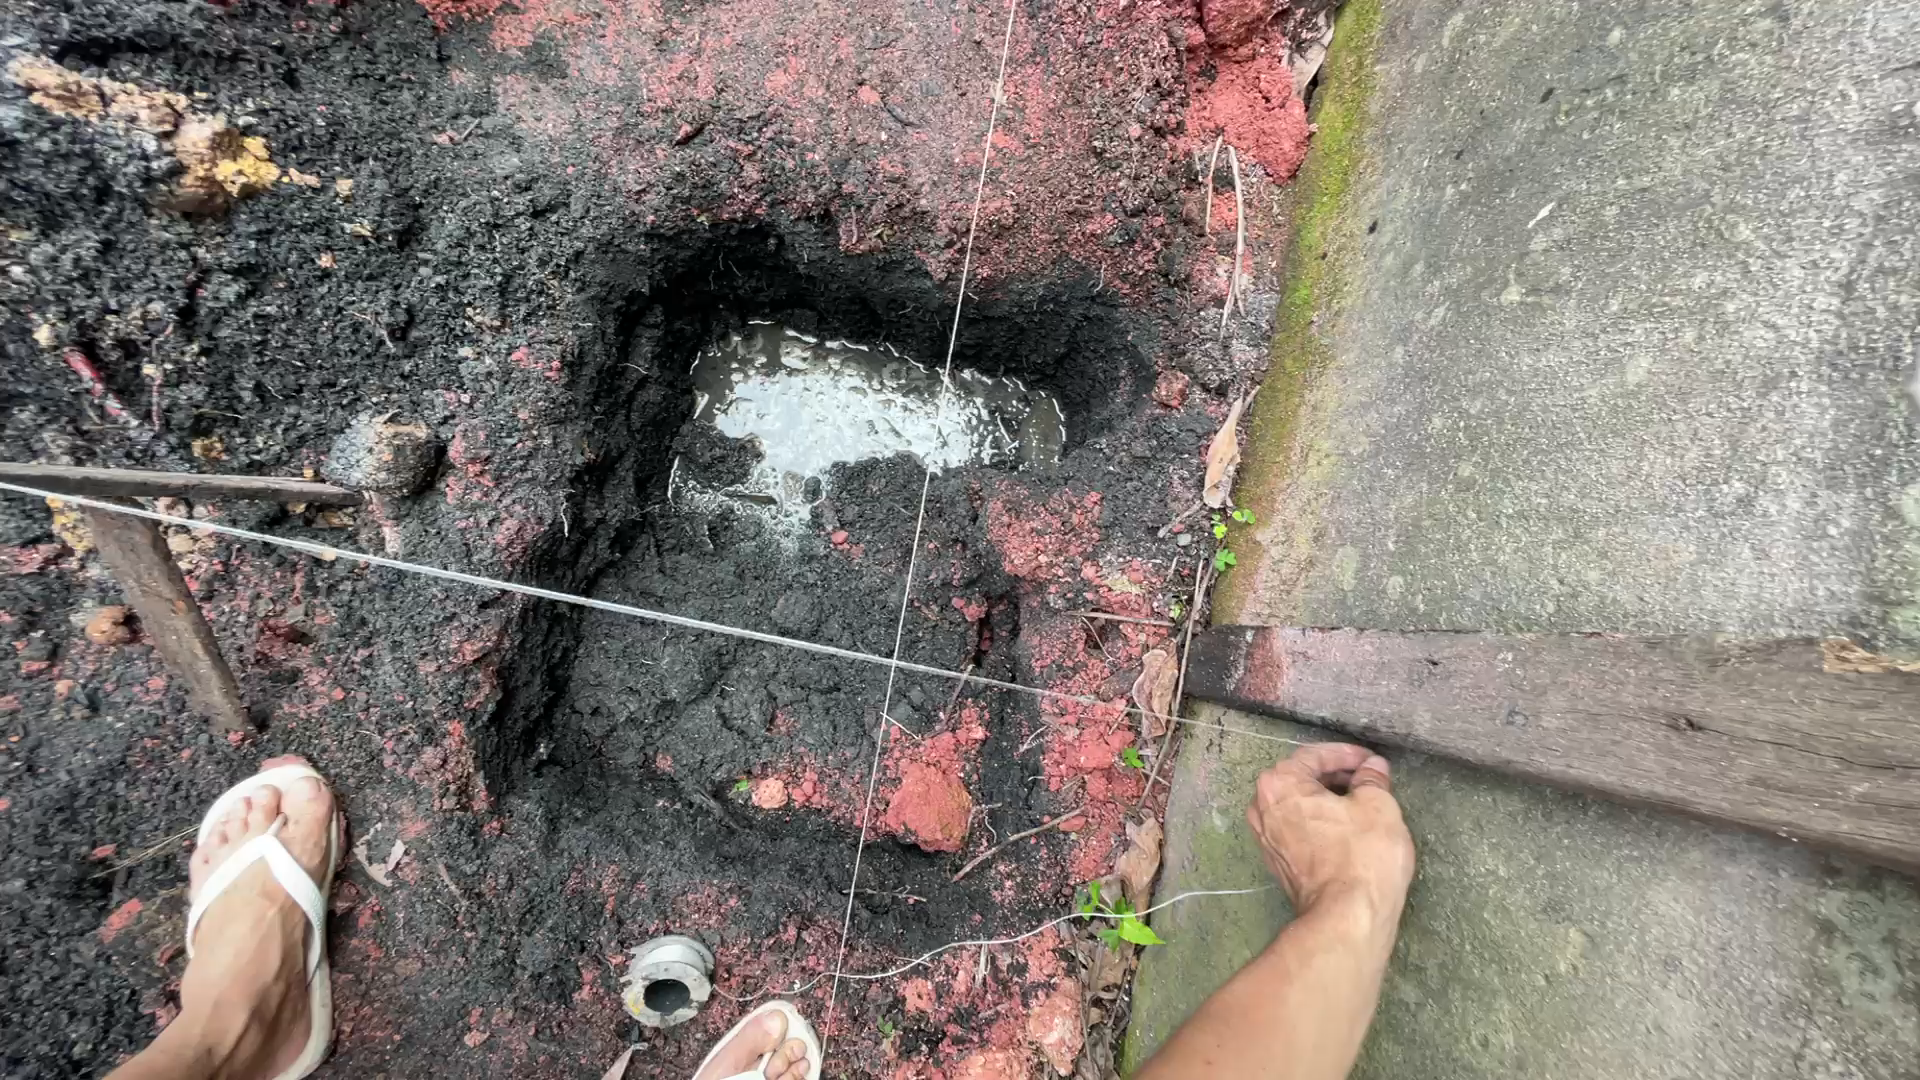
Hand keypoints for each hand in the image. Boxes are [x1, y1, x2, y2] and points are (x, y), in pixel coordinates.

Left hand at [1246, 743, 1414, 927]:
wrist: (1345, 918)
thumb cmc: (1362, 857)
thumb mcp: (1378, 807)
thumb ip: (1372, 779)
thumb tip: (1372, 767)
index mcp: (1279, 783)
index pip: (1314, 755)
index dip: (1348, 754)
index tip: (1372, 760)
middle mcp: (1261, 804)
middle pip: (1302, 777)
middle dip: (1337, 775)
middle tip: (1369, 780)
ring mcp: (1264, 833)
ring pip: (1298, 802)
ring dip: (1328, 798)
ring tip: (1362, 802)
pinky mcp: (1275, 858)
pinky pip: (1296, 825)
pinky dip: (1318, 820)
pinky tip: (1345, 827)